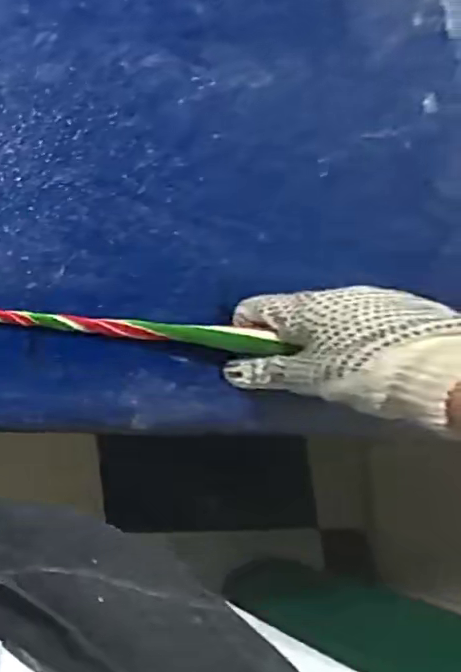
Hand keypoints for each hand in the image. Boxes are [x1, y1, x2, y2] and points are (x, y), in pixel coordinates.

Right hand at [226, 287, 460, 433]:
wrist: (460, 372)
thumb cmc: (363, 370)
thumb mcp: (306, 377)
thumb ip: (265, 370)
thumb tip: (233, 370)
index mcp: (301, 306)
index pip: (251, 309)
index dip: (246, 332)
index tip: (259, 356)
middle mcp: (336, 294)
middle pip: (294, 311)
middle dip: (291, 334)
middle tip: (302, 364)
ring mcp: (380, 298)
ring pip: (335, 314)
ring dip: (330, 333)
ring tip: (345, 361)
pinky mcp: (416, 308)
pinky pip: (372, 318)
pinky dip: (364, 334)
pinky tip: (379, 355)